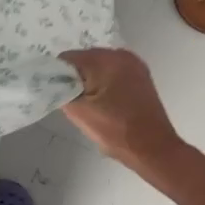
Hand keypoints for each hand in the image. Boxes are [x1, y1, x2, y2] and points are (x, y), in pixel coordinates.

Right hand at [59, 48, 185, 168]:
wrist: (153, 149)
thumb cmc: (116, 130)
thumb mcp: (79, 112)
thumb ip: (60, 91)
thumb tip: (50, 82)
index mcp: (107, 58)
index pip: (68, 58)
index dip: (55, 75)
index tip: (54, 94)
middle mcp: (122, 55)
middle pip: (84, 61)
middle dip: (73, 79)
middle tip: (70, 102)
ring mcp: (135, 66)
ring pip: (98, 69)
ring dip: (89, 84)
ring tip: (87, 106)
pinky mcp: (141, 79)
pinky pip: (112, 76)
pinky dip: (103, 86)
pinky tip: (103, 105)